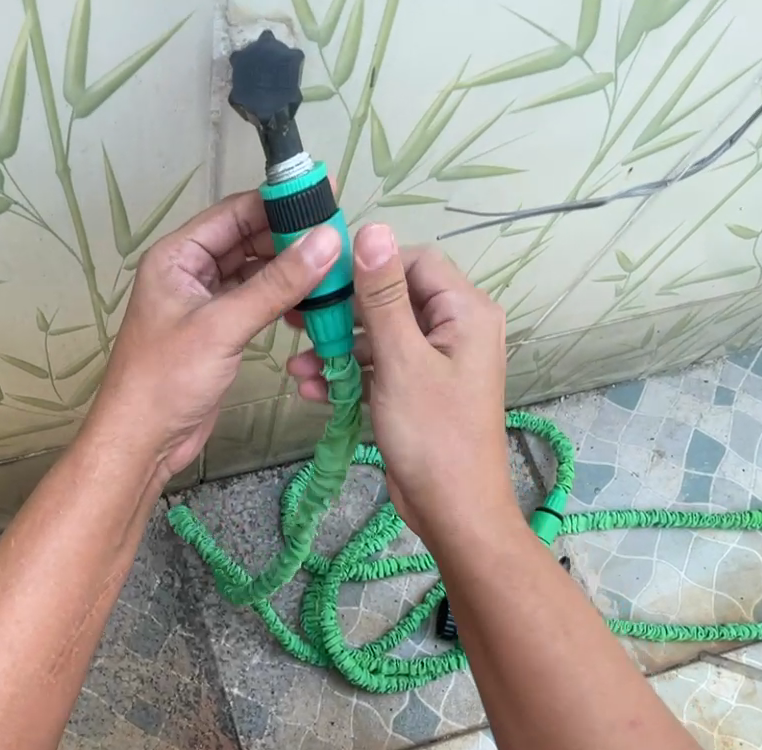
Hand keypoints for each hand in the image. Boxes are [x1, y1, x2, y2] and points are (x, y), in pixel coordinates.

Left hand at [86, 191, 341, 480]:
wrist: (143, 440)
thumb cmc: (167, 380)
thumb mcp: (223, 326)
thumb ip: (276, 284)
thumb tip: (327, 241)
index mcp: (177, 256)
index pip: (235, 212)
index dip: (280, 204)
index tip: (327, 199)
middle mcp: (190, 272)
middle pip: (249, 240)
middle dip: (291, 241)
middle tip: (341, 243)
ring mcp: (205, 304)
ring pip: (255, 274)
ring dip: (290, 274)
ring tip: (334, 275)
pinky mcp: (218, 333)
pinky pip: (256, 304)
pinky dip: (282, 303)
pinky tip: (311, 308)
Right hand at [285, 223, 509, 540]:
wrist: (452, 509)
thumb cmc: (433, 434)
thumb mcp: (401, 360)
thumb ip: (384, 295)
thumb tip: (372, 229)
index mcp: (465, 311)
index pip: (413, 262)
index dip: (368, 267)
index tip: (321, 283)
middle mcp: (454, 330)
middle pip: (391, 300)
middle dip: (343, 315)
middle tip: (296, 324)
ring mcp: (434, 364)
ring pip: (379, 339)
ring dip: (337, 352)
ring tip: (296, 369)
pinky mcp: (415, 393)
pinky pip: (378, 371)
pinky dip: (349, 378)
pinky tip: (313, 391)